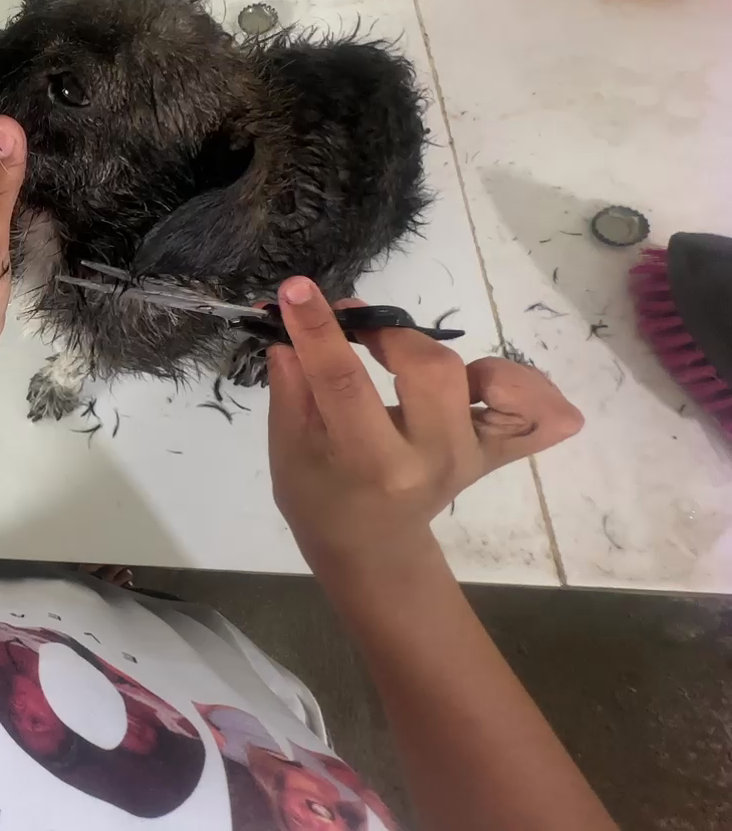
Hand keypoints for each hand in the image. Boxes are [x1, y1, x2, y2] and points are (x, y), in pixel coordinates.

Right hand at [266, 277, 582, 569]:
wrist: (368, 541)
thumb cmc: (314, 493)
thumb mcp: (285, 445)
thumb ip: (290, 388)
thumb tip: (289, 333)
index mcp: (371, 461)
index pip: (342, 381)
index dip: (317, 329)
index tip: (295, 289)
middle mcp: (436, 457)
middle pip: (433, 370)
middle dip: (386, 332)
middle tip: (351, 325)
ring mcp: (479, 455)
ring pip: (494, 380)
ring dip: (439, 352)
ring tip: (398, 355)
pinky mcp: (506, 453)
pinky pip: (545, 412)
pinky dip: (517, 382)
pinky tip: (470, 379)